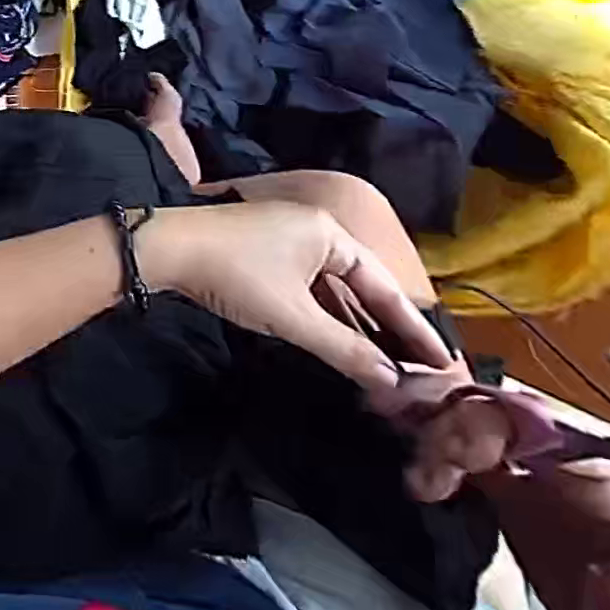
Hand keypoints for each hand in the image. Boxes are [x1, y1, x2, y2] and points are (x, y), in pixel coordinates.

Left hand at [141, 202, 457, 414]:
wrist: (167, 247)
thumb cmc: (236, 275)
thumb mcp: (292, 316)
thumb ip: (344, 348)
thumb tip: (391, 381)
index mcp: (328, 233)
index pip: (382, 284)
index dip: (412, 326)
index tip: (442, 361)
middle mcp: (311, 228)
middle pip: (360, 281)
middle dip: (386, 324)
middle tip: (419, 366)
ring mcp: (284, 235)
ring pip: (330, 284)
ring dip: (353, 320)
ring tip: (384, 359)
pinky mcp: (261, 248)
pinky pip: (306, 282)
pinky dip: (323, 310)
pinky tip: (335, 336)